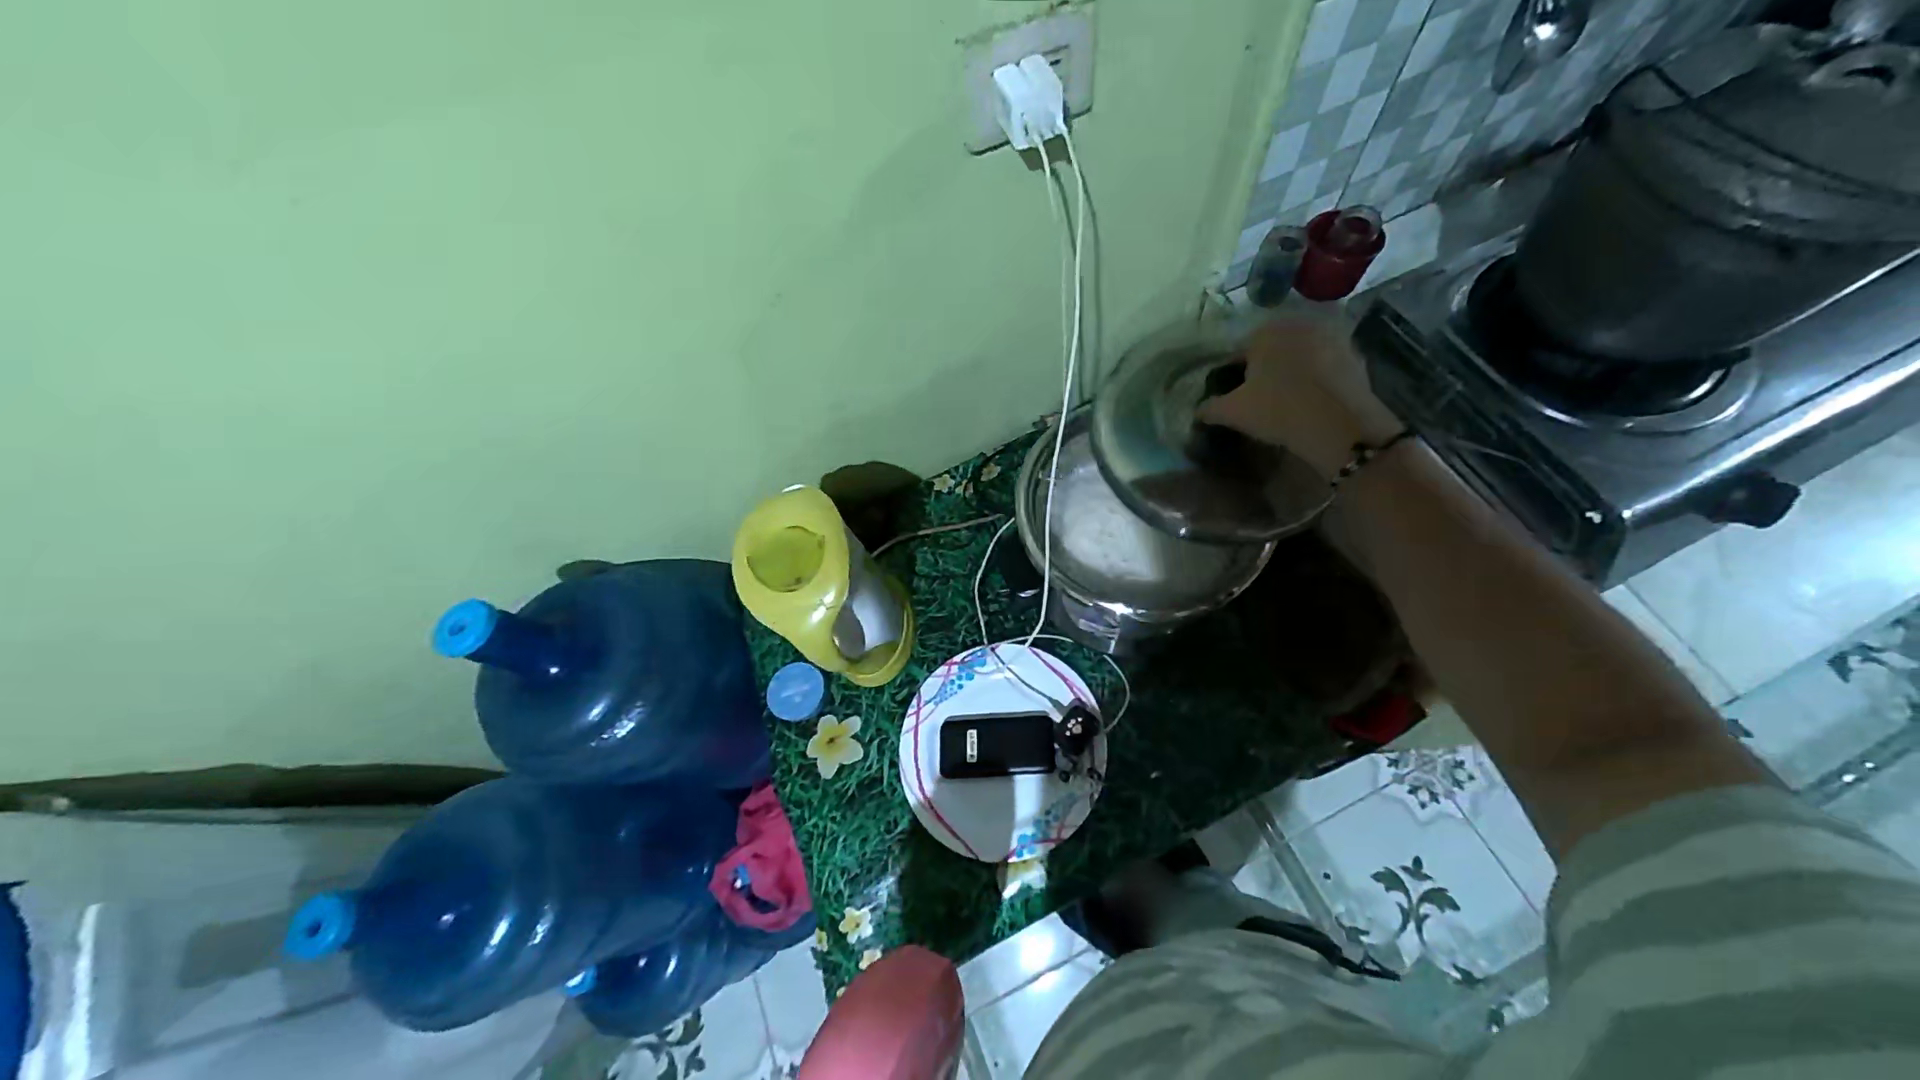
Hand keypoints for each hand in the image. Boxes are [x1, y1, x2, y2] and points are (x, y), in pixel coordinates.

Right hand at [1197, 313, 1404, 480]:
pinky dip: (1319, 377)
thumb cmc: (1278, 410)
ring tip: (1289, 401)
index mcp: (1266, 331)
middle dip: (1266, 369)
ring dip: (1294, 371)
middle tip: (1261, 400)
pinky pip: (1327, 365)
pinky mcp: (1356, 355)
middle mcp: (1299, 324)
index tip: (1235, 398)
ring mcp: (1332, 336)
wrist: (1340, 425)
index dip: (1233, 376)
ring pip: (1301, 355)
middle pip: (1273, 349)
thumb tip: (1198, 410)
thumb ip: (1209, 408)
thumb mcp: (1232, 413)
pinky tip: (1314, 401)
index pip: (1239, 352)